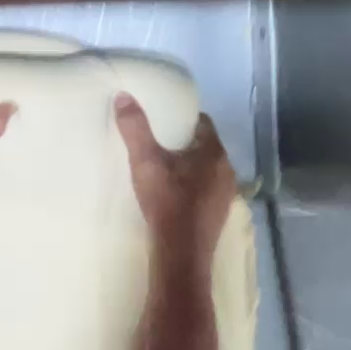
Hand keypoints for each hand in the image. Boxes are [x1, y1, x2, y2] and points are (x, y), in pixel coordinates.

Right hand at [114, 94, 236, 259]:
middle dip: (184, 142)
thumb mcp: (145, 160)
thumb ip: (135, 128)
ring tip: (162, 165)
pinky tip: (172, 192)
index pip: (202, 123)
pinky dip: (191, 186)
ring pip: (206, 170)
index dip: (183, 118)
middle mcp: (227, 171)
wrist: (180, 254)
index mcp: (214, 153)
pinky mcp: (217, 215)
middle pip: (204, 146)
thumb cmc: (166, 201)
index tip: (163, 117)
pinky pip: (205, 190)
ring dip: (188, 166)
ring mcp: (225, 196)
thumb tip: (123, 95)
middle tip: (158, 139)